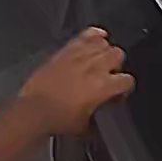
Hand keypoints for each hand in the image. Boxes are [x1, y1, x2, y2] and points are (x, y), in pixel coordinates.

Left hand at [18, 28, 134, 135]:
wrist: (34, 110)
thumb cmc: (58, 118)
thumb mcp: (85, 125)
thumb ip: (98, 117)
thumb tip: (101, 117)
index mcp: (104, 86)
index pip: (127, 80)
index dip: (125, 87)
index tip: (118, 92)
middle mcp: (95, 67)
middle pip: (118, 55)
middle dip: (116, 65)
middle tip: (109, 74)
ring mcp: (80, 55)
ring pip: (104, 43)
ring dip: (105, 51)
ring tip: (100, 59)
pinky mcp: (67, 50)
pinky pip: (86, 34)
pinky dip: (94, 34)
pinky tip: (98, 38)